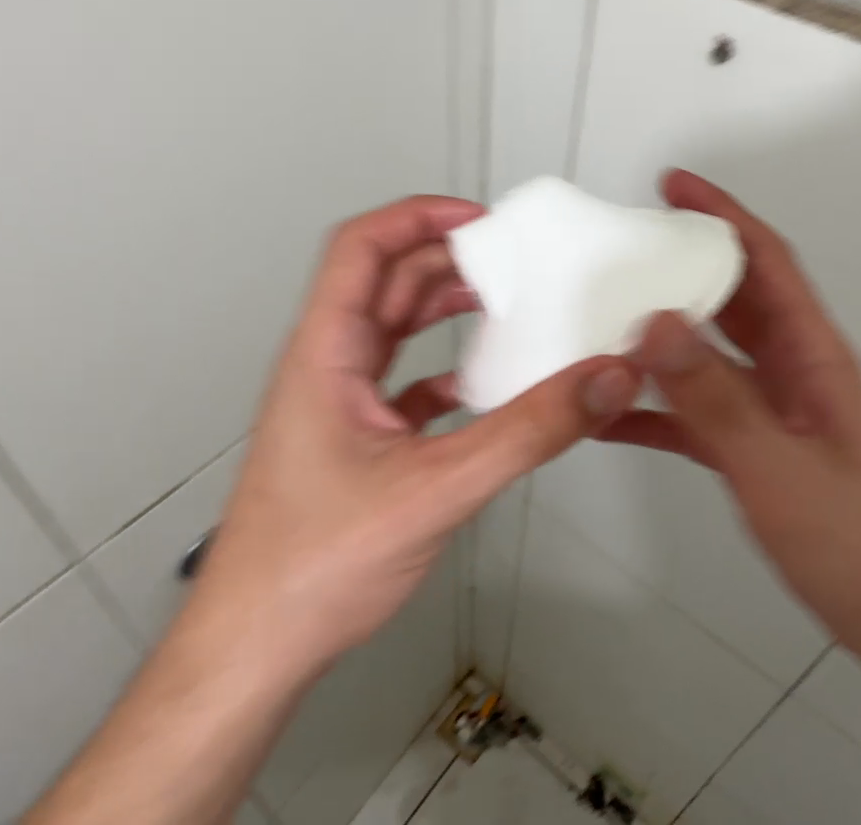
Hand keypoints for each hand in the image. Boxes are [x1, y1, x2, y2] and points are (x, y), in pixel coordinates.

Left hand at [191, 195, 641, 671]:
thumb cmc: (314, 565)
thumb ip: (528, 432)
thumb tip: (602, 381)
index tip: (480, 220)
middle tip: (508, 261)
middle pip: (383, 283)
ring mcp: (335, 407)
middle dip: (444, 260)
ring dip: (441, 310)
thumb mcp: (438, 489)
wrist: (257, 643)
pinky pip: (399, 384)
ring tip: (502, 305)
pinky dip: (440, 371)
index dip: (417, 217)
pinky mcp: (352, 443)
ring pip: (391, 332)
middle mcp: (324, 369)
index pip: (360, 250)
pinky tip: (476, 388)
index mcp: (324, 356)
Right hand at [603, 171, 860, 658]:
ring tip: (604, 320)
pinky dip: (659, 410)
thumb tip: (657, 322)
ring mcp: (777, 413)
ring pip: (712, 357)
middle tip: (623, 249)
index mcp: (815, 357)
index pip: (769, 264)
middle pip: (736, 301)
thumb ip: (716, 397)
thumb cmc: (856, 541)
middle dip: (685, 267)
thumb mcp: (777, 466)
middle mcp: (795, 373)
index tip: (673, 186)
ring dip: (664, 339)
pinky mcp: (759, 452)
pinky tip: (611, 415)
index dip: (724, 218)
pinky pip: (700, 415)